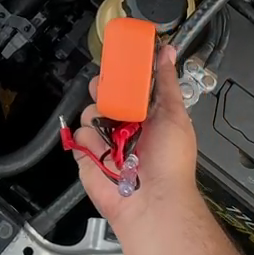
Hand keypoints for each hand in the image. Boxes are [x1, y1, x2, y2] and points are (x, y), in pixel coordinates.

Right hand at [71, 46, 207, 241]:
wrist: (152, 201)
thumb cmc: (170, 161)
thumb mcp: (174, 114)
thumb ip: (166, 82)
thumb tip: (167, 52)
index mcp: (147, 115)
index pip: (130, 87)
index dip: (123, 74)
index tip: (118, 60)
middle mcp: (125, 127)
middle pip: (104, 96)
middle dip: (102, 90)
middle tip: (105, 90)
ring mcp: (105, 142)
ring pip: (89, 112)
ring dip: (99, 118)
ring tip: (114, 134)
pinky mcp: (88, 156)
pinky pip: (79, 136)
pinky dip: (90, 142)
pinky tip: (104, 153)